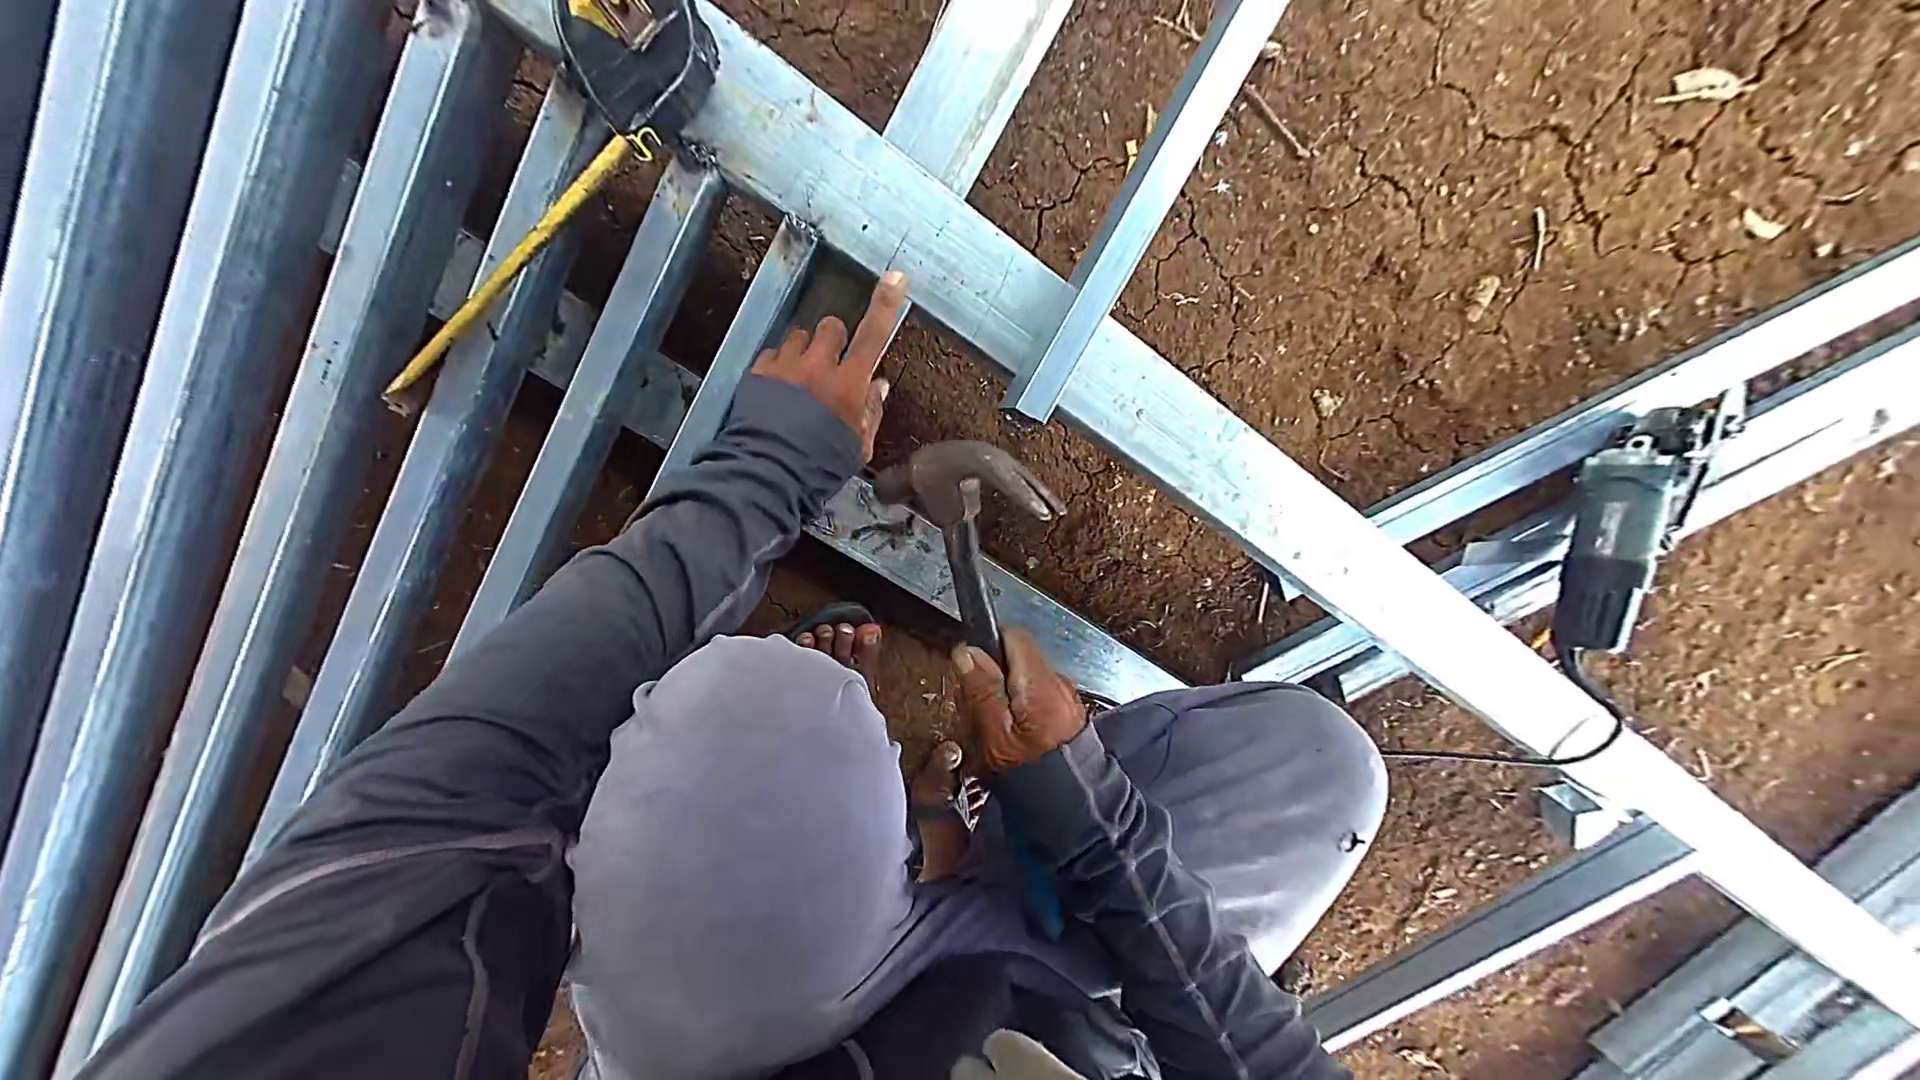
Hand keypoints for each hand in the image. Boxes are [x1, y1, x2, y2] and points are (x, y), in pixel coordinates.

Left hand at [751, 270, 907, 461]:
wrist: (769, 471)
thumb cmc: (819, 465)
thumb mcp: (858, 447)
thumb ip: (871, 412)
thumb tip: (878, 386)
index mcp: (849, 384)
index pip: (873, 335)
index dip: (886, 304)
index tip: (895, 279)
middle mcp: (818, 366)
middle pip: (831, 326)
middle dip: (833, 339)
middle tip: (831, 363)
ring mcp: (786, 366)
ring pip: (800, 335)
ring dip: (805, 351)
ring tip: (802, 380)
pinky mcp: (760, 372)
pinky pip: (773, 353)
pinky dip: (780, 365)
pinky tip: (780, 389)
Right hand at [951, 629, 1085, 774]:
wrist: (1073, 810)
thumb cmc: (1032, 776)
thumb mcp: (995, 735)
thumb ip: (982, 690)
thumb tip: (966, 652)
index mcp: (1040, 683)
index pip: (1014, 636)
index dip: (989, 646)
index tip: (973, 670)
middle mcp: (1059, 683)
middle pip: (1020, 658)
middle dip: (996, 674)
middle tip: (982, 708)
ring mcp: (1067, 699)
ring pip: (1028, 678)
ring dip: (1009, 693)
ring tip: (999, 726)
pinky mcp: (1069, 714)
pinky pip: (1040, 696)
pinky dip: (1024, 707)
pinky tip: (1018, 735)